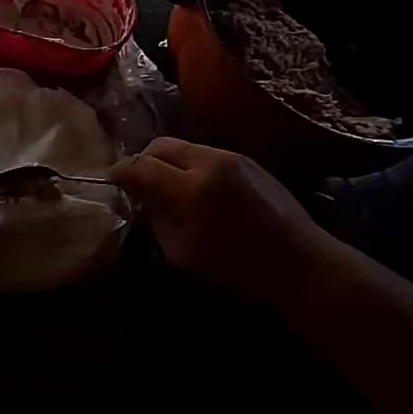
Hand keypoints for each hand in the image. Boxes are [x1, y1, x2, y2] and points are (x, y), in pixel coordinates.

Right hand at [111, 137, 341, 302]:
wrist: (301, 264)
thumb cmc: (237, 269)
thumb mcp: (182, 255)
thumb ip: (155, 220)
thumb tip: (142, 199)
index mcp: (191, 189)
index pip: (140, 166)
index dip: (119, 172)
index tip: (111, 181)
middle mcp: (210, 162)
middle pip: (159, 145)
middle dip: (142, 161)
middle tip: (138, 183)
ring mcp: (231, 157)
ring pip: (183, 146)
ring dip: (167, 162)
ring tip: (167, 187)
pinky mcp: (247, 160)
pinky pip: (205, 153)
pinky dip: (189, 164)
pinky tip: (195, 189)